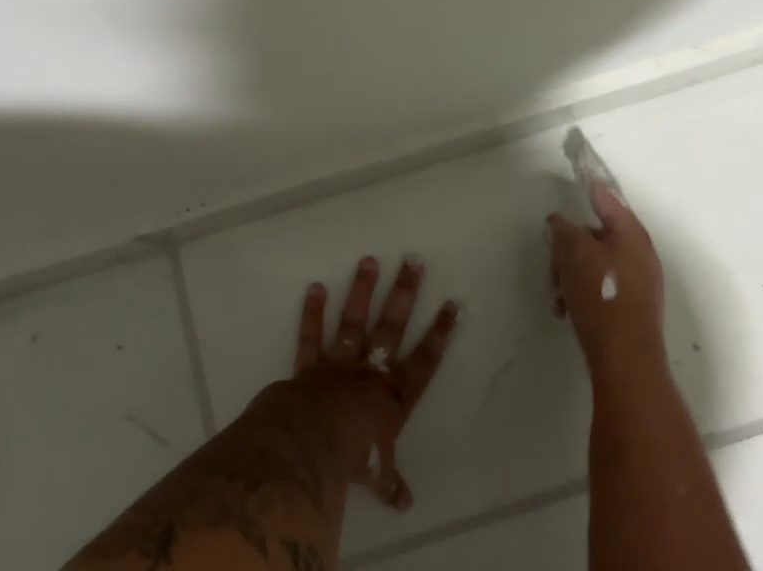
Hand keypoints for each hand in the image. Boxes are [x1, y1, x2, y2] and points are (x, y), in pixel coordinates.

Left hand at [267, 256, 458, 511]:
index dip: (440, 334)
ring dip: (361, 291)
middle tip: (413, 260)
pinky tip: (314, 287)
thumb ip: (390, 481)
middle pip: (392, 328)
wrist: (310, 443)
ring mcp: (339, 364)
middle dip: (404, 294)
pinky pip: (311, 337)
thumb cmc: (353, 457)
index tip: (453, 304)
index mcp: (394, 397)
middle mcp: (370, 373)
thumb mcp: (378, 473)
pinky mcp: (309, 366)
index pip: (424, 361)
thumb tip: (404, 504)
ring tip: (368, 260)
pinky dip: (311, 314)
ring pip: (353, 322)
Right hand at [547, 181, 665, 370]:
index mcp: (632, 235)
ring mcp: (637, 283)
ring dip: (570, 273)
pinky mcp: (630, 308)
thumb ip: (564, 230)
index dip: (592, 186)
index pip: (608, 199)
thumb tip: (559, 222)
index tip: (582, 170)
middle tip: (552, 261)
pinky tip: (565, 310)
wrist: (625, 359)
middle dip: (569, 246)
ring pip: (594, 264)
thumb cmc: (602, 296)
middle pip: (597, 235)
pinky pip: (599, 288)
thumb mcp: (575, 254)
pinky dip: (580, 293)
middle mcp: (640, 255)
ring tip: (557, 295)